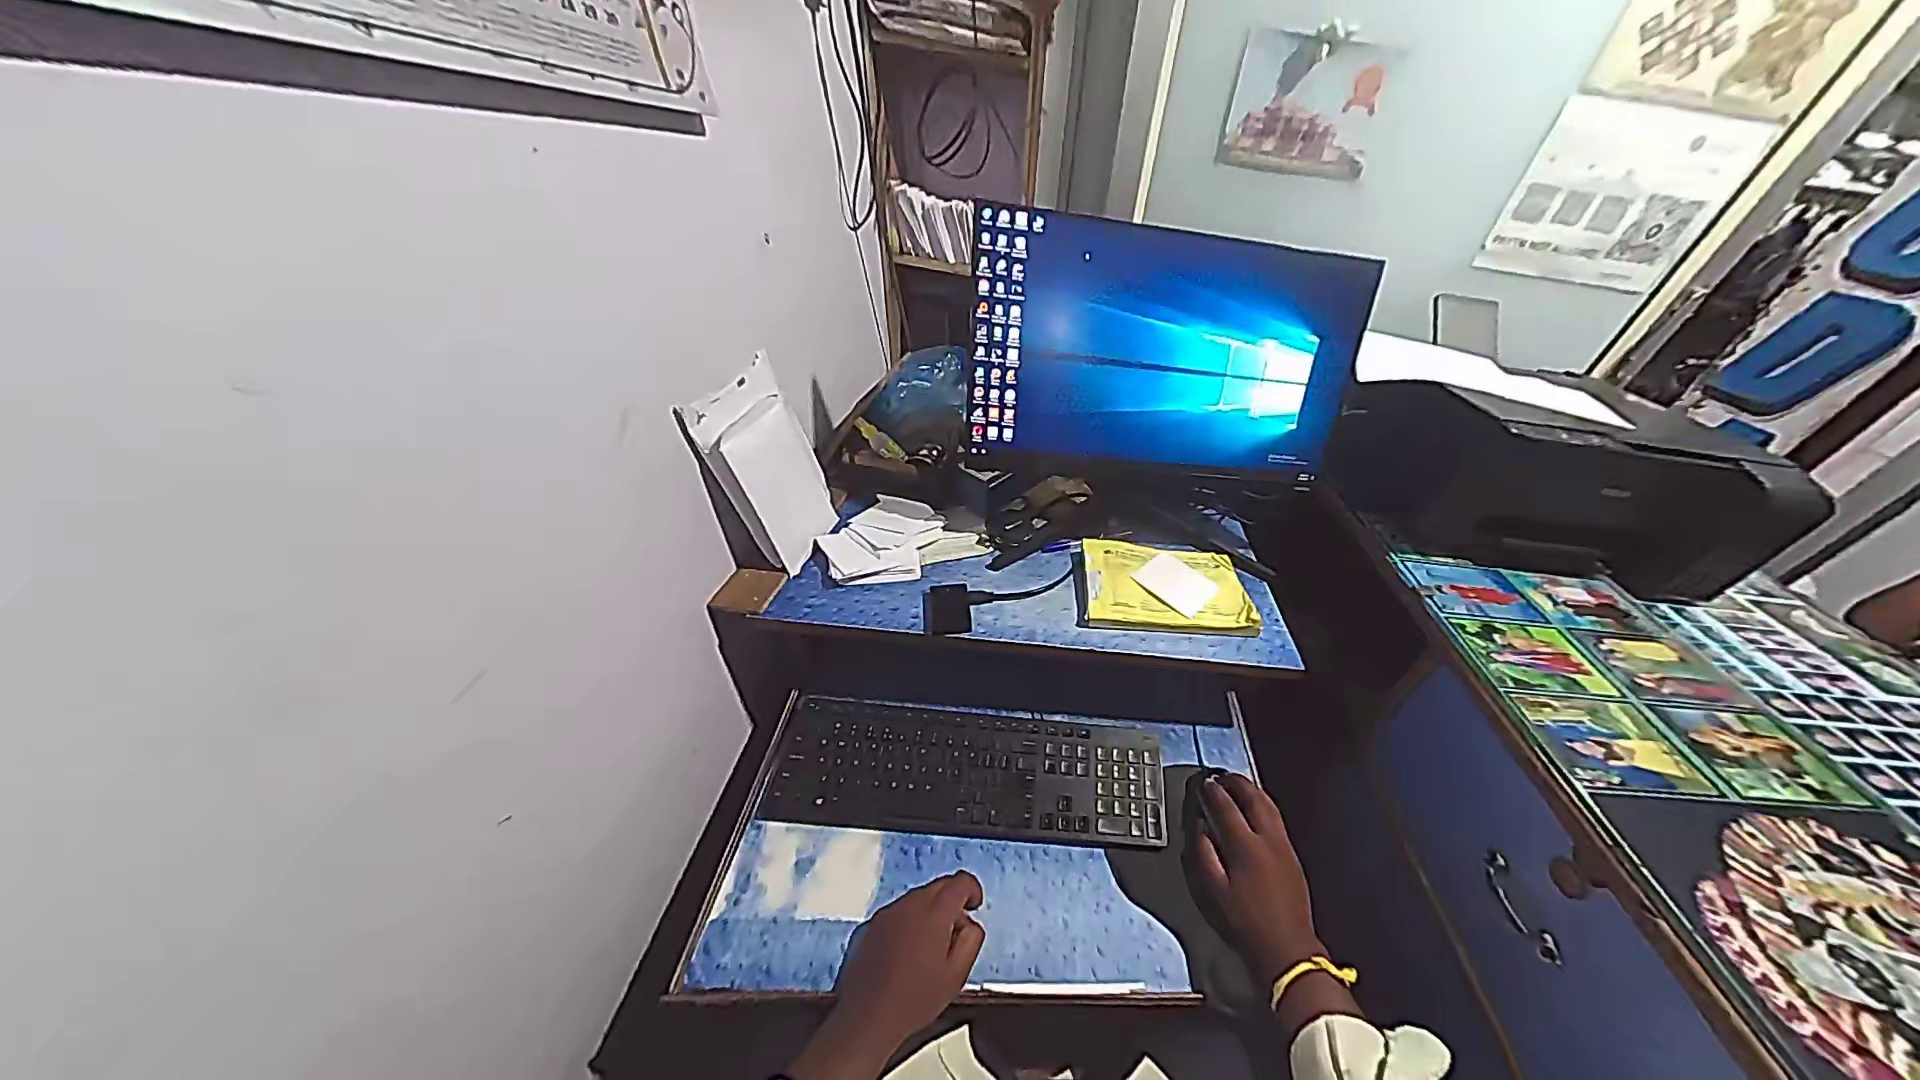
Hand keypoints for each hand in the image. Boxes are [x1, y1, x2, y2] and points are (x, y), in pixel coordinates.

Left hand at [788, 871, 985, 1079]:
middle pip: (938, 887)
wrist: (868, 1017)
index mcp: (934, 912)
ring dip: (928, 913)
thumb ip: (971, 938)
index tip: (974, 904)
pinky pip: (897, 914)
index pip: (960, 881)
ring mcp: (887, 912)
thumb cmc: (913, 999)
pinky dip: (907, 924)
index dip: (972, 890)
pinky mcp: (871, 924)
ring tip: (929, 950)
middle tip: (955, 931)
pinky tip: (906, 955)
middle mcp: (909, 904)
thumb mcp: (957, 973)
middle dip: (951, 901)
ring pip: (916, 900)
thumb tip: (970, 923)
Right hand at [1192, 772, 1319, 978]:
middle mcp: (1267, 840)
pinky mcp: (1293, 856)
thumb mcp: (1212, 890)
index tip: (1204, 783)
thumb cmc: (1244, 921)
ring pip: (1269, 806)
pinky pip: (1277, 819)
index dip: (1212, 791)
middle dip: (1236, 783)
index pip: (1226, 807)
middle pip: (1253, 798)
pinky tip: (1257, 808)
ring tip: (1239, 785)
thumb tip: (1199, 827)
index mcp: (1244, 846)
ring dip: (1253, 790)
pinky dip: (1264, 804)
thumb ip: (1203, 853)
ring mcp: (1284, 847)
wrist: (1286, 949)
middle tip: (1221, 776)